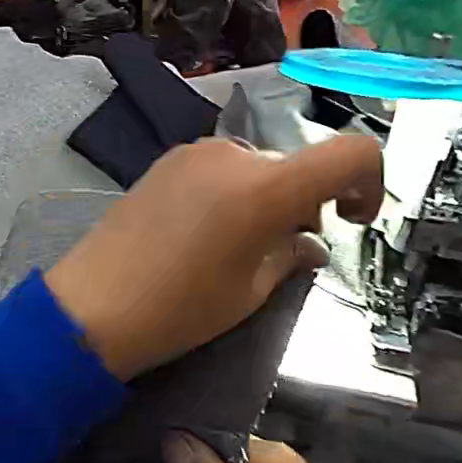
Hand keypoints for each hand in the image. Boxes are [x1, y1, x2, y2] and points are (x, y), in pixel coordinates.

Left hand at [44, 134, 380, 380]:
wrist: (91, 307)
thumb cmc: (180, 310)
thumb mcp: (250, 292)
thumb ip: (292, 256)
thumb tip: (310, 243)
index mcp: (265, 189)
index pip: (350, 155)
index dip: (370, 182)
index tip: (354, 218)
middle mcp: (235, 154)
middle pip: (298, 166)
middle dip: (308, 204)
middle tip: (288, 250)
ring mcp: (197, 152)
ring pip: (260, 168)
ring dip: (270, 199)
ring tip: (242, 245)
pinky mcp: (169, 160)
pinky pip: (224, 169)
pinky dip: (237, 192)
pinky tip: (209, 232)